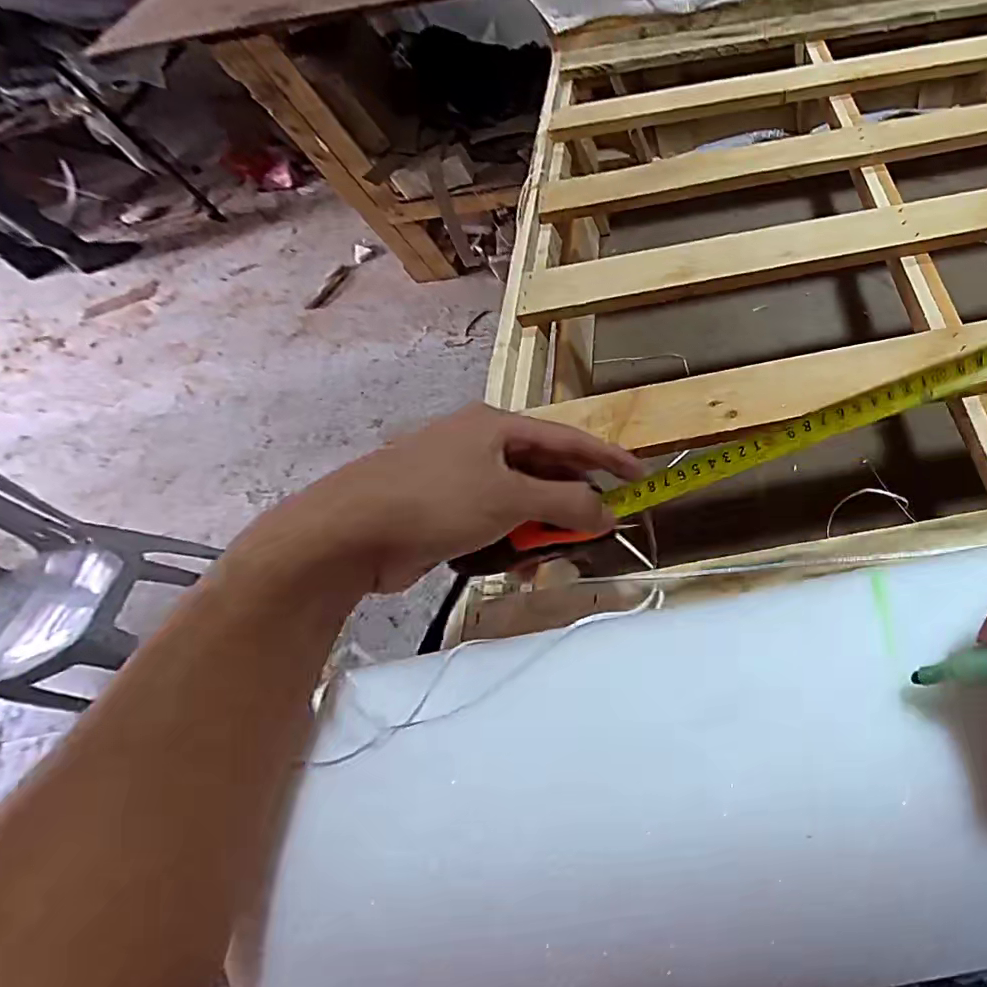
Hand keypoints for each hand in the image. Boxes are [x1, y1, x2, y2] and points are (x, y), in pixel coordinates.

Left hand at [232, 403, 644, 594]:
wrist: (345, 535)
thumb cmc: (435, 501)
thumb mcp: (512, 500)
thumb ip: (568, 505)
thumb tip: (608, 514)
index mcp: (496, 426)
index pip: (569, 439)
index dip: (609, 459)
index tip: (641, 476)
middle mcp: (480, 444)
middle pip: (547, 472)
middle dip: (571, 503)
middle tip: (594, 528)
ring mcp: (460, 476)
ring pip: (523, 501)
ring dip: (540, 528)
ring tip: (545, 553)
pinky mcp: (445, 509)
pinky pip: (497, 521)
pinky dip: (512, 539)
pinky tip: (513, 560)